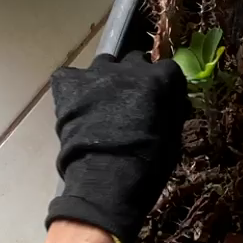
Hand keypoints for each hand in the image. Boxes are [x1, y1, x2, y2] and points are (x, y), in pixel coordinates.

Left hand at [47, 52, 189, 242]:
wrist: (106, 181)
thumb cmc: (148, 167)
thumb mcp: (173, 140)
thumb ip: (173, 113)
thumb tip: (174, 103)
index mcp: (159, 80)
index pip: (168, 69)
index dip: (165, 86)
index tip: (162, 100)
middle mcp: (128, 68)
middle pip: (134, 61)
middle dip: (136, 78)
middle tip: (132, 102)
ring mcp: (96, 74)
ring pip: (104, 65)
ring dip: (107, 79)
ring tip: (103, 104)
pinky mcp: (69, 84)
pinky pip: (71, 76)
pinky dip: (75, 88)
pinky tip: (76, 107)